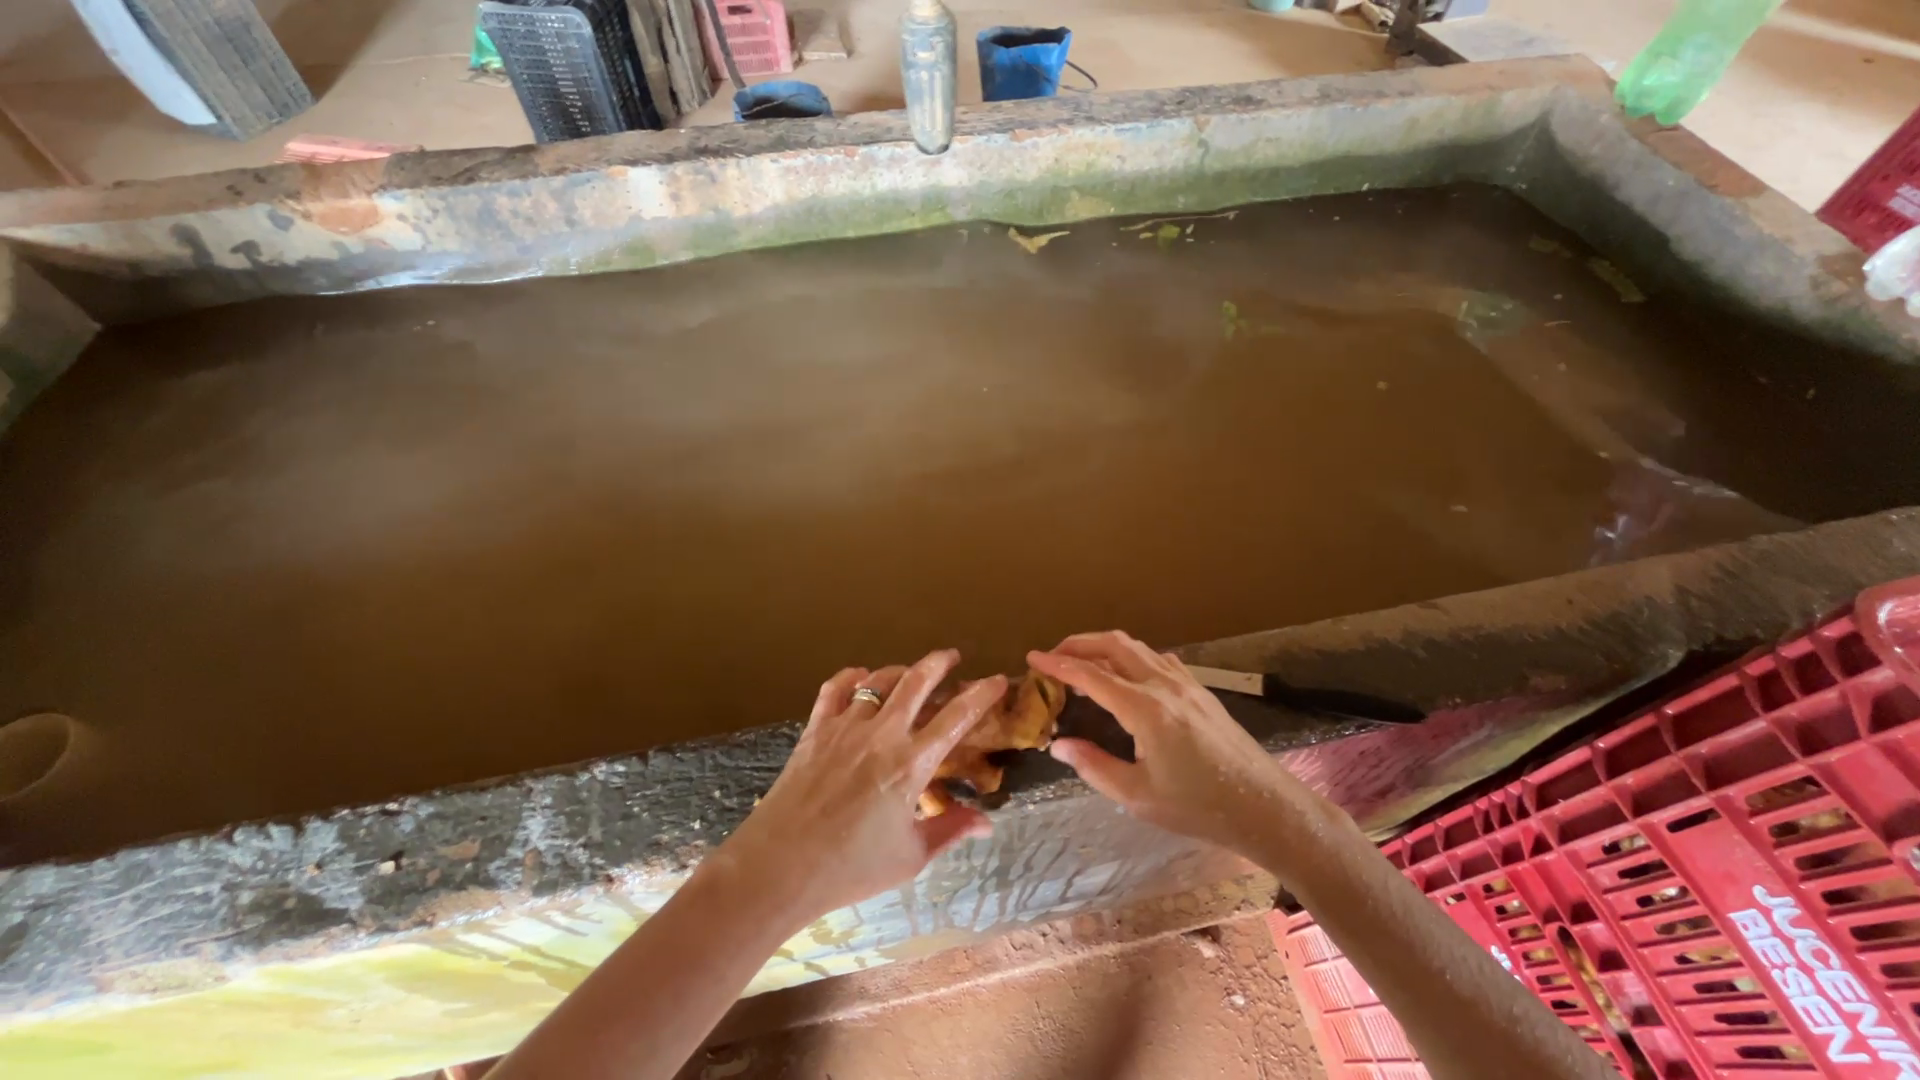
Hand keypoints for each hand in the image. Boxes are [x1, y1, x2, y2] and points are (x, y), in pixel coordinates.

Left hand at [715, 650, 1005, 922]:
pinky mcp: (814, 731)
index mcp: (911, 765)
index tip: (998, 680)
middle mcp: (881, 735)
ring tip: (910, 673)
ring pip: (878, 680)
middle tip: (953, 657)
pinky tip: (860, 679)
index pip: (957, 718)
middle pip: (917, 681)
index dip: (982, 695)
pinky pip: (834, 689)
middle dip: (940, 663)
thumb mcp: (910, 857)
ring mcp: (844, 728)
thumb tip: (986, 822)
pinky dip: (851, 678)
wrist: (779, 867)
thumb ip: (950, 830)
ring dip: (899, 671)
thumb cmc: (851, 868)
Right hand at [1029, 632, 1307, 858]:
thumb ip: (1094, 767)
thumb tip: (1059, 744)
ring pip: (1138, 648)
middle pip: (1115, 646)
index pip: (1091, 675)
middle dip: (1080, 643)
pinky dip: (1132, 657)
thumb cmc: (1199, 807)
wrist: (1265, 807)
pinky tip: (1127, 675)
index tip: (1033, 658)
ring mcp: (1187, 685)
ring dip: (1105, 647)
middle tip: (1053, 655)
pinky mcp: (1201, 692)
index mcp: (1145, 710)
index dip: (1058, 664)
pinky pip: (1159, 660)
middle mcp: (1164, 686)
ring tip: (1082, 662)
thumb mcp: (1137, 796)